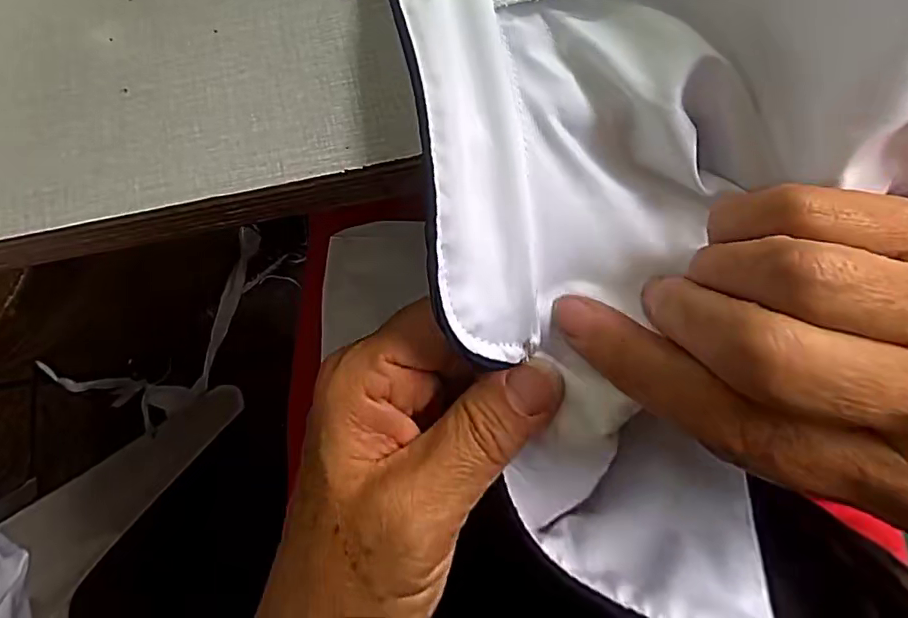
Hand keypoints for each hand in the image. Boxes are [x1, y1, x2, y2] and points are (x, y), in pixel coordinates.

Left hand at [258, 301, 564, 617]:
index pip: (438, 321)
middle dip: (508, 358)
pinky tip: (530, 422)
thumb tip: (539, 376)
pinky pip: (466, 406)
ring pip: (466, 374)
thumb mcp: (418, 508)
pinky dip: (499, 415)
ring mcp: (396, 410)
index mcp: (358, 377)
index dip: (495, 325)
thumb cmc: (343, 586)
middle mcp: (375, 381)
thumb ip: (480, 435)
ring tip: (555, 396)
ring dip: (508, 388)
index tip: (550, 339)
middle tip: (564, 371)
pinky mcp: (416, 438)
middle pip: (455, 342)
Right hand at [554, 184, 907, 551]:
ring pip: (789, 272)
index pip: (747, 428)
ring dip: (719, 264)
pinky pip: (814, 210)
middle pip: (765, 350)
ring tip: (714, 268)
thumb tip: (665, 358)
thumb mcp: (890, 485)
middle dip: (688, 314)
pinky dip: (750, 215)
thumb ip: (780, 436)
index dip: (648, 371)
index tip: (582, 323)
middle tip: (670, 299)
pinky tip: (743, 230)